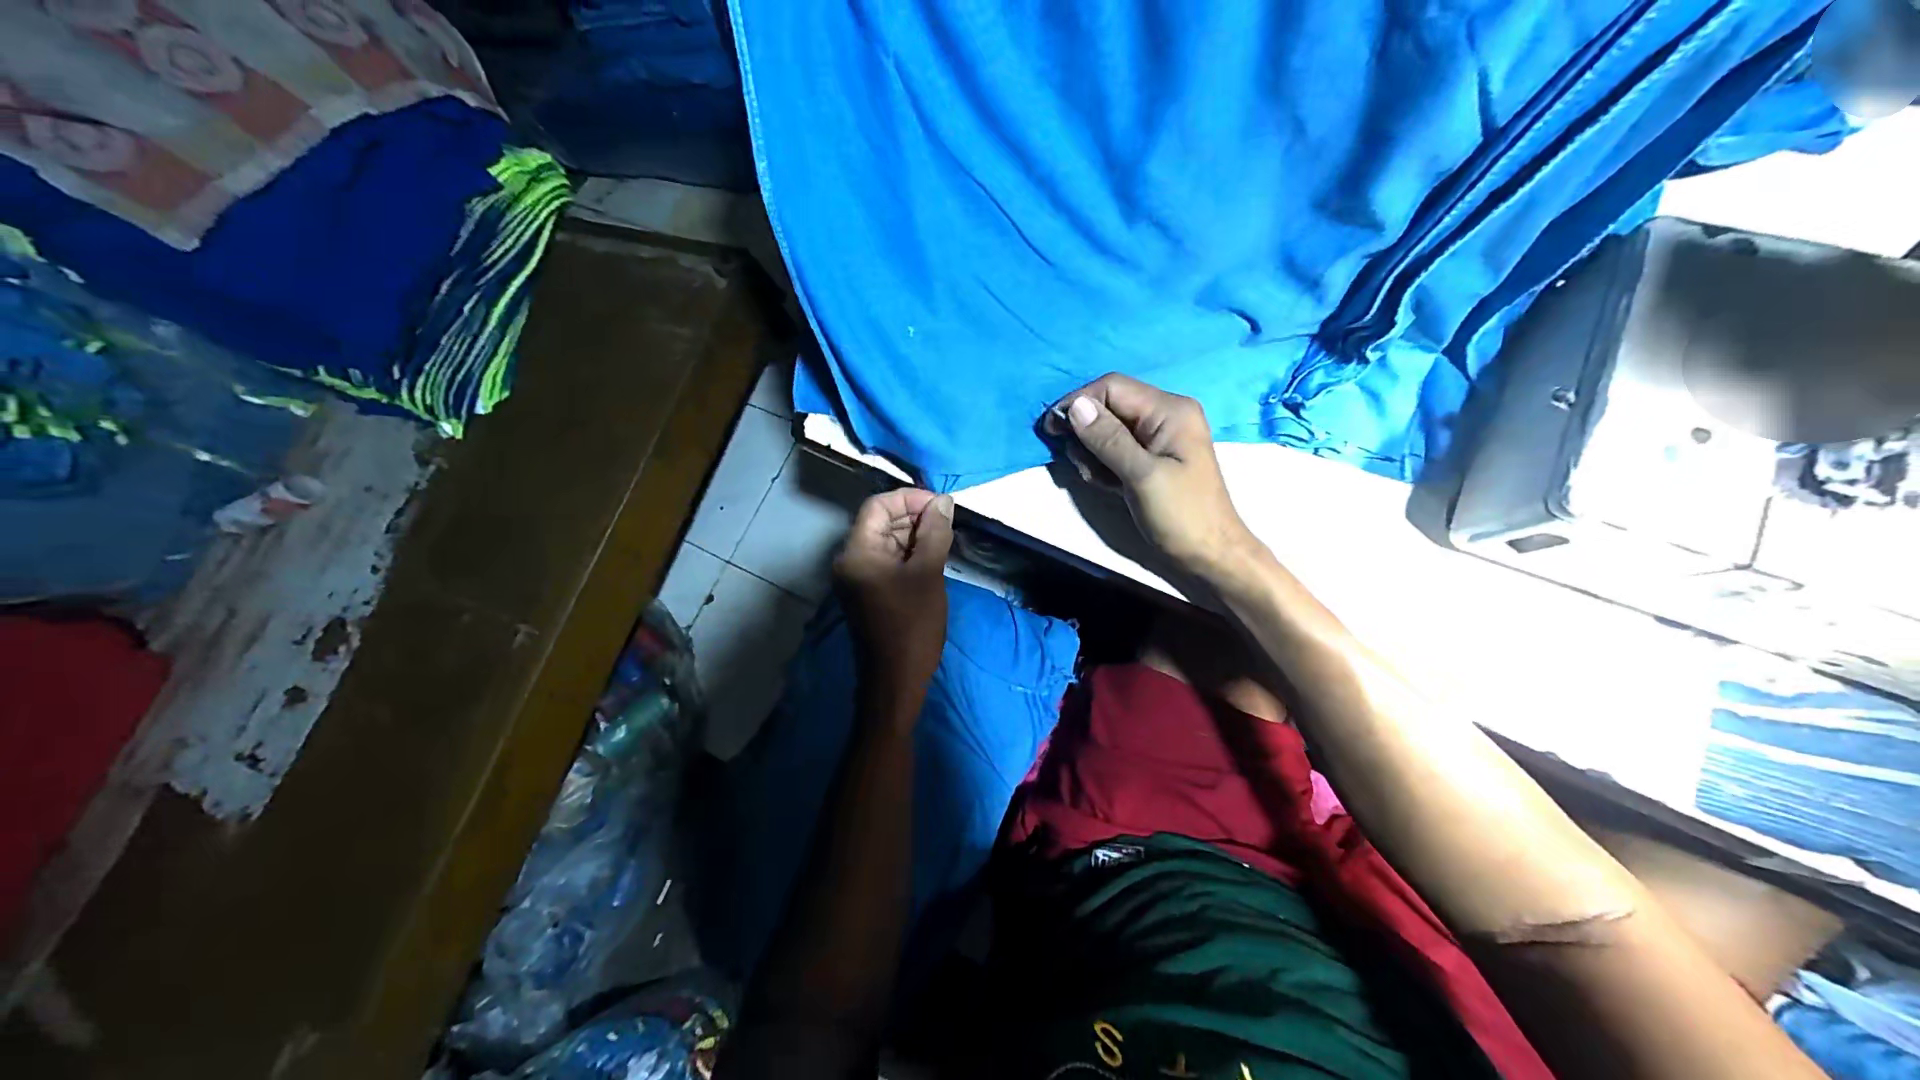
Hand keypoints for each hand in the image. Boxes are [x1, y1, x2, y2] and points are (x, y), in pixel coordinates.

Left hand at [833, 488, 954, 722]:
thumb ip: (935, 532)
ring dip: (914, 534)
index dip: (909, 499)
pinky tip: (933, 557)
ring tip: (944, 539)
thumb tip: (943, 502)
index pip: (878, 506)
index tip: (942, 506)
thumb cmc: (912, 624)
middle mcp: (850, 560)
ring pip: (885, 541)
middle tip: (947, 522)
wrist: (896, 679)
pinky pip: (887, 560)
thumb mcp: (929, 573)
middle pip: (880, 522)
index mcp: (857, 552)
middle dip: (913, 515)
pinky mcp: (868, 592)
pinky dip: (909, 554)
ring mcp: (857, 577)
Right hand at [1048, 373, 1260, 582]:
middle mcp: (1164, 416)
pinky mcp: (1149, 460)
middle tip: (1082, 466)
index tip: (1051, 430)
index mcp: (1169, 410)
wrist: (1210, 557)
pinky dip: (1103, 466)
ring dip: (1092, 454)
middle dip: (1085, 434)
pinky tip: (1109, 487)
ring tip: (1099, 482)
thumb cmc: (1181, 515)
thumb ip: (1107, 439)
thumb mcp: (1141, 475)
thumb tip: (1075, 406)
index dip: (1078, 403)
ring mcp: (1157, 439)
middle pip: (1108, 407)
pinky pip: (1115, 451)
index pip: (1112, 387)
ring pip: (1107, 431)